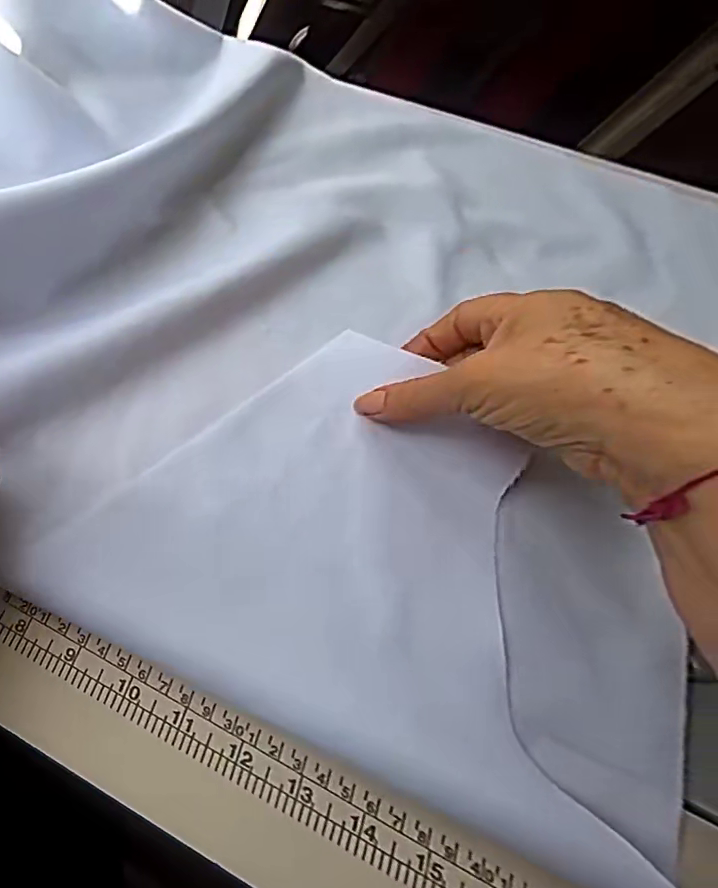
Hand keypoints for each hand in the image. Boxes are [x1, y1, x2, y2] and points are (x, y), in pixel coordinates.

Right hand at [353, 289, 717, 506]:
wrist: (660, 427)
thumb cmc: (578, 381)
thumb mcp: (470, 383)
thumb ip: (413, 394)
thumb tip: (373, 402)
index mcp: (537, 308)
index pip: (459, 320)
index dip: (421, 347)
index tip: (394, 378)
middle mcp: (561, 331)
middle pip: (477, 351)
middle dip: (440, 378)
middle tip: (408, 403)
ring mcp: (578, 368)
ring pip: (500, 382)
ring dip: (468, 403)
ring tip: (442, 422)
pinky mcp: (586, 403)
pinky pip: (522, 408)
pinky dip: (495, 420)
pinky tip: (482, 434)